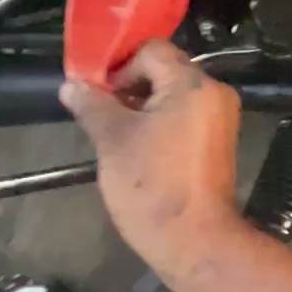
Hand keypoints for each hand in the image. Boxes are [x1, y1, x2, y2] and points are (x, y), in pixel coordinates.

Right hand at [59, 40, 244, 272]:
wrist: (196, 241)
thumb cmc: (152, 186)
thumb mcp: (113, 141)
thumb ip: (92, 106)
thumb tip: (70, 85)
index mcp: (192, 83)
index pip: (151, 51)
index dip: (120, 67)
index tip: (98, 95)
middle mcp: (214, 91)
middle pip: (165, 70)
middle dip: (130, 88)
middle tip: (103, 116)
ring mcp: (221, 116)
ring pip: (175, 94)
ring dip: (144, 106)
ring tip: (118, 135)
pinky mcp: (220, 139)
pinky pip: (187, 114)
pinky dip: (163, 121)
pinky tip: (141, 148)